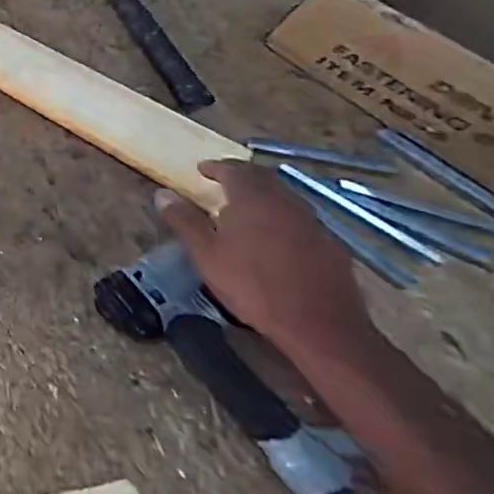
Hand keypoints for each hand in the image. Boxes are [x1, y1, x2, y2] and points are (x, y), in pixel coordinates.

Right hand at [154, 159, 375, 357]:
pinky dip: (283, 216)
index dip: (216, 167)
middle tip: (223, 182)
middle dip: (241, 175)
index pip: (233, 169)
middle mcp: (285, 201)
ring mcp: (312, 222)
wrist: (320, 326)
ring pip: (284, 196)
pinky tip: (277, 237)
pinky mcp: (331, 244)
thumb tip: (163, 194)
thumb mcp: (207, 255)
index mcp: (252, 199)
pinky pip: (301, 218)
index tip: (202, 169)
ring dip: (264, 194)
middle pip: (262, 177)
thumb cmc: (253, 286)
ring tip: (247, 207)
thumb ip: (185, 221)